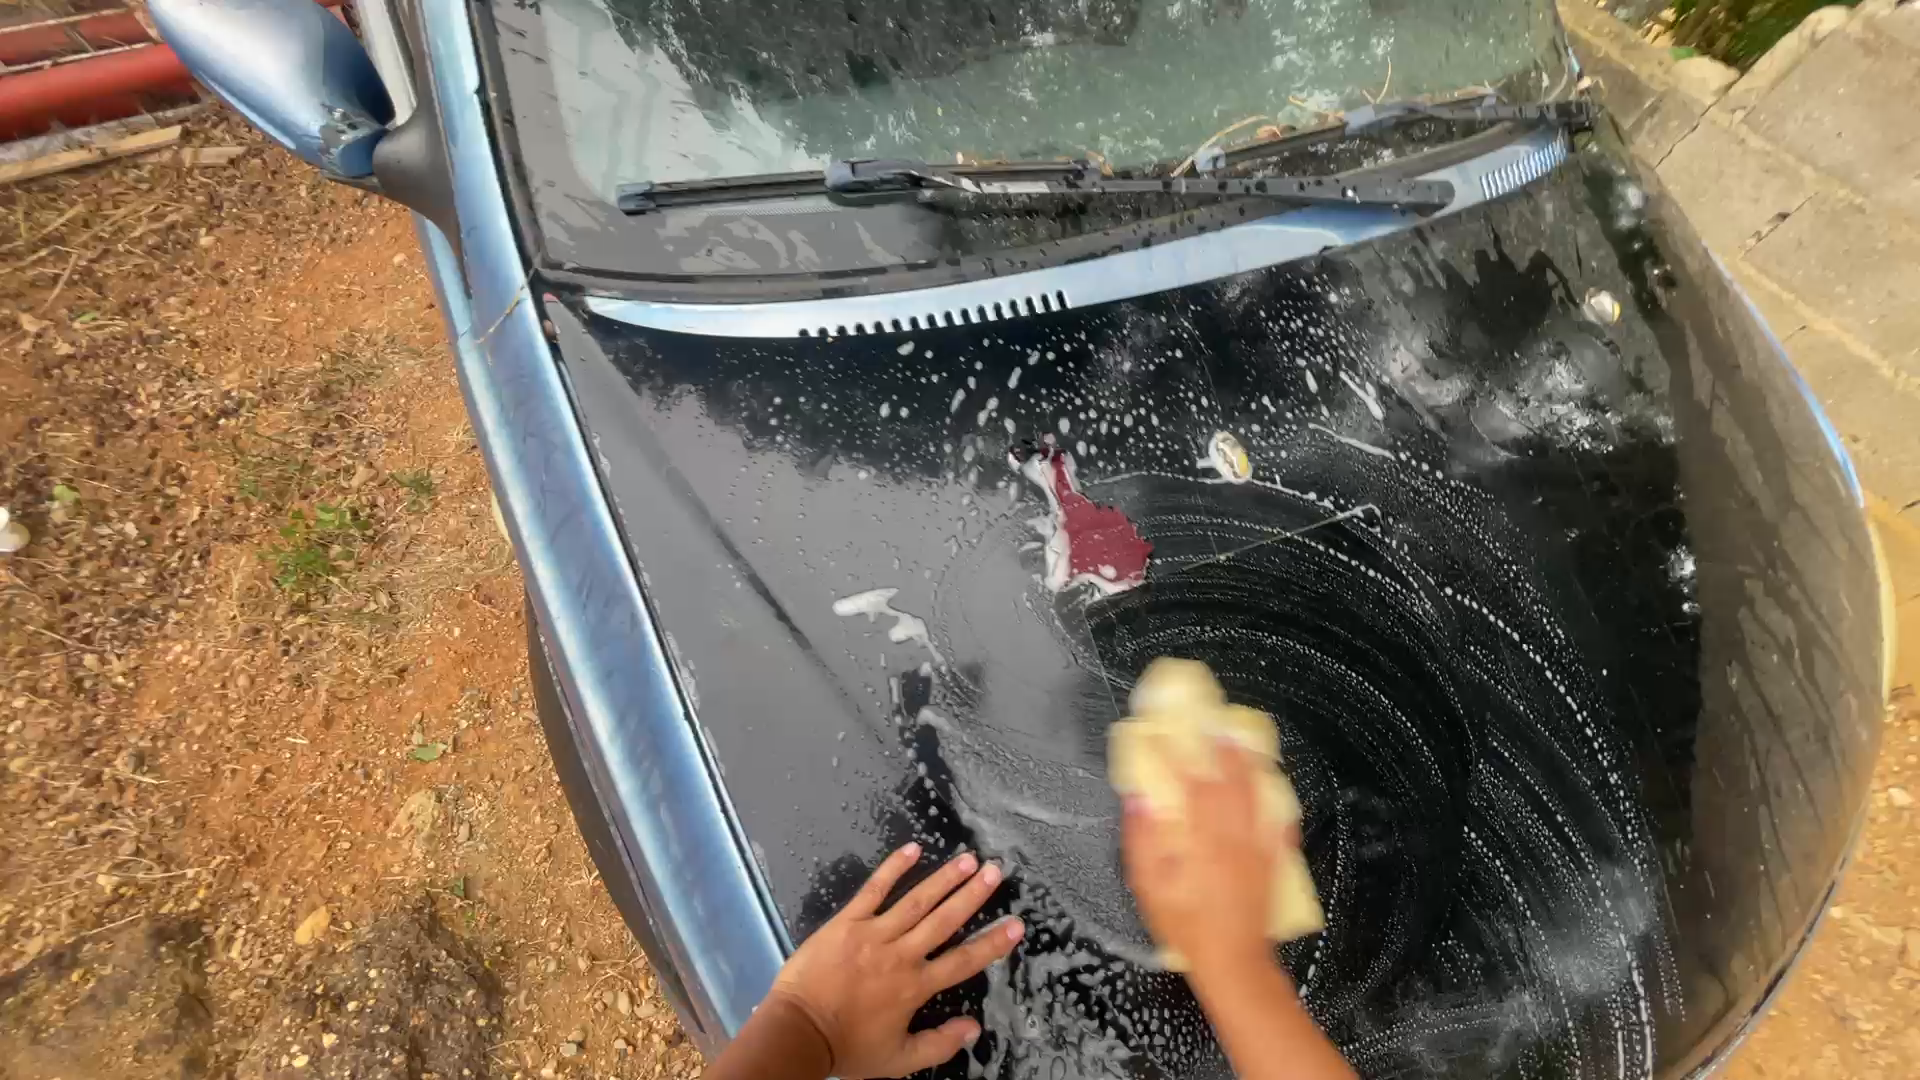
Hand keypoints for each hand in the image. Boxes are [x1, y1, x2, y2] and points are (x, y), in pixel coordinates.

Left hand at [769, 843, 1024, 1078]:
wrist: (798, 1032)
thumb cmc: (848, 1047)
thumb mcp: (898, 1060)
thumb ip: (938, 1044)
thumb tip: (975, 1027)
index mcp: (915, 987)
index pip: (963, 961)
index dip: (992, 943)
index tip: (1016, 924)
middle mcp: (901, 954)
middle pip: (944, 920)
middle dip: (973, 895)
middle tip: (996, 870)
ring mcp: (874, 933)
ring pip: (917, 900)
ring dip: (944, 878)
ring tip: (968, 858)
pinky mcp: (849, 920)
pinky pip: (874, 889)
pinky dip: (894, 868)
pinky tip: (913, 848)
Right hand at [1120, 737, 1296, 979]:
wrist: (1231, 963)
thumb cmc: (1185, 924)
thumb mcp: (1148, 885)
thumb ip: (1142, 839)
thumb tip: (1138, 798)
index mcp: (1200, 837)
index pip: (1189, 782)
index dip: (1178, 752)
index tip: (1167, 729)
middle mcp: (1232, 836)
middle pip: (1230, 781)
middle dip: (1222, 748)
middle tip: (1217, 720)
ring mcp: (1255, 849)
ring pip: (1257, 797)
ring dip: (1252, 766)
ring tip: (1248, 741)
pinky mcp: (1271, 864)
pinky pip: (1279, 827)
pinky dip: (1280, 806)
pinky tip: (1280, 793)